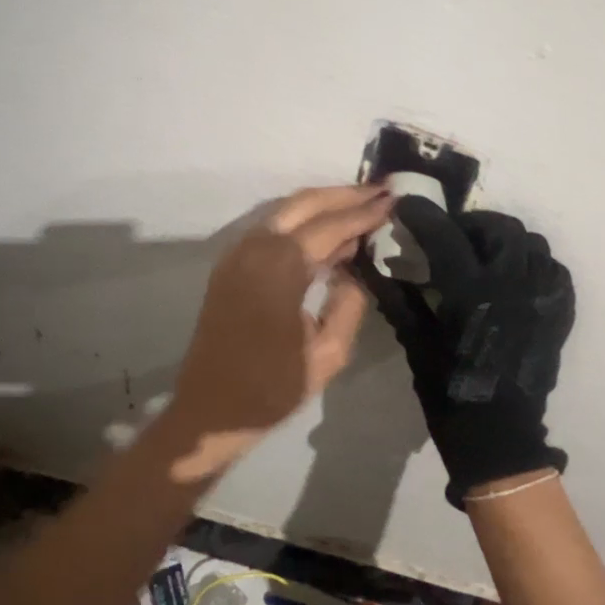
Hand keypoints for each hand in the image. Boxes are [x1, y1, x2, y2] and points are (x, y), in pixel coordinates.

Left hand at [167, 186, 393, 462]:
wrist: (211, 413)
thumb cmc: (272, 388)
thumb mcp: (328, 353)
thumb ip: (349, 303)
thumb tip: (356, 271)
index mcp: (278, 268)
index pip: (329, 226)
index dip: (363, 213)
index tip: (394, 200)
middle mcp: (253, 250)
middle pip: (304, 205)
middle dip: (344, 195)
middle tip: (382, 191)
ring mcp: (237, 256)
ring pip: (285, 212)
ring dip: (324, 205)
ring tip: (362, 204)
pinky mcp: (231, 269)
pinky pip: (272, 230)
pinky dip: (303, 223)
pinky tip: (329, 236)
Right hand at [362, 198, 574, 507]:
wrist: (499, 437)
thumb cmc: (449, 394)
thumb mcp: (417, 347)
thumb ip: (399, 300)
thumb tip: (374, 266)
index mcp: (471, 294)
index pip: (445, 236)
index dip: (423, 216)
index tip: (408, 207)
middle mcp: (512, 286)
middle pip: (501, 229)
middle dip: (473, 225)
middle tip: (454, 237)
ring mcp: (542, 298)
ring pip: (533, 245)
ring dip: (506, 243)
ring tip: (486, 256)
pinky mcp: (560, 315)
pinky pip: (554, 272)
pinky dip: (534, 266)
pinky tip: (515, 279)